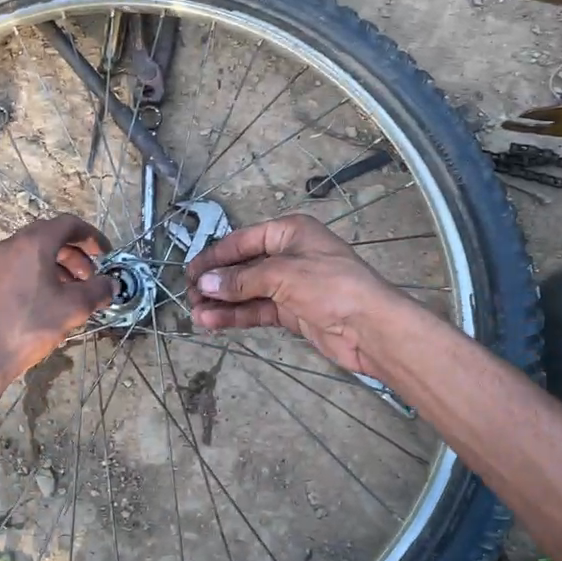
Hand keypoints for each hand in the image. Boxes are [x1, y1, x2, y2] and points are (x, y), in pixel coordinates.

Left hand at [0, 215, 116, 412]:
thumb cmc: (29, 325)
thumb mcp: (73, 308)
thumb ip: (97, 291)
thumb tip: (111, 285)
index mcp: (33, 243)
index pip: (68, 224)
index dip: (92, 236)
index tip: (106, 255)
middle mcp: (12, 245)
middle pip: (51, 236)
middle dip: (76, 253)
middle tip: (91, 277)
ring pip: (35, 252)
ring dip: (60, 264)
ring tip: (74, 291)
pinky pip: (21, 265)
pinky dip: (41, 273)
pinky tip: (50, 300)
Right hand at [187, 215, 410, 374]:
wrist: (371, 328)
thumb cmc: (331, 286)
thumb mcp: (283, 275)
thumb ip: (241, 280)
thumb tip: (204, 283)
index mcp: (289, 232)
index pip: (243, 240)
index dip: (215, 256)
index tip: (190, 272)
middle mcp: (289, 255)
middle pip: (243, 266)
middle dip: (217, 282)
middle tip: (190, 296)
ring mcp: (291, 285)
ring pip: (248, 291)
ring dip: (222, 302)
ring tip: (196, 313)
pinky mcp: (293, 312)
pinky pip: (257, 310)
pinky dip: (236, 315)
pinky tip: (213, 322)